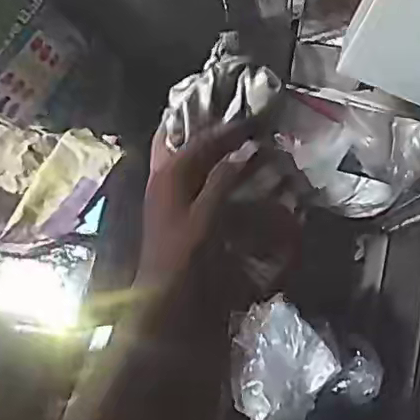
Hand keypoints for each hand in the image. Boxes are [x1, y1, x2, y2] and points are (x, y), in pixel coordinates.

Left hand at [138, 119, 258, 287]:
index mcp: (169, 174)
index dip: (228, 129)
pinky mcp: (177, 211)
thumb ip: (222, 180)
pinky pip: (194, 180)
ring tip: (239, 143)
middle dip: (210, 131)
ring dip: (210, 149)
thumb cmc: (184, 256)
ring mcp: (169, 195)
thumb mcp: (206, 216)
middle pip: (186, 142)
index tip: (254, 121)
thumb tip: (245, 149)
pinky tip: (232, 174)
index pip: (201, 139)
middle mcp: (165, 178)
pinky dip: (211, 172)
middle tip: (241, 123)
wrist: (165, 297)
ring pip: (188, 159)